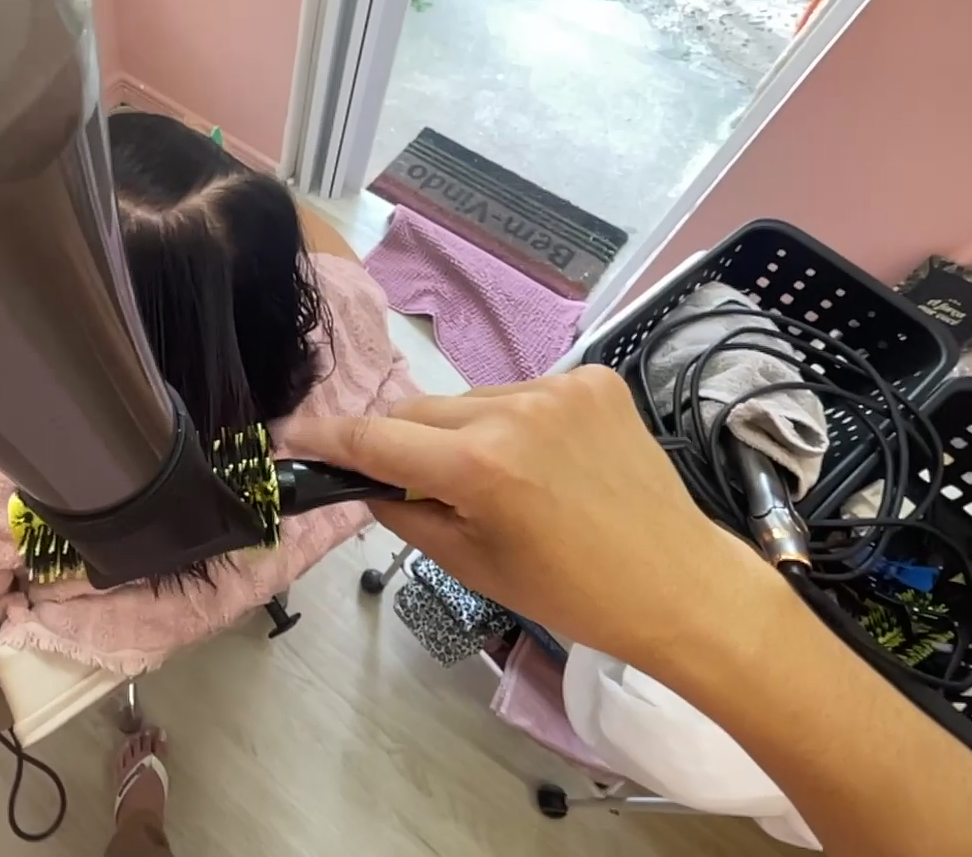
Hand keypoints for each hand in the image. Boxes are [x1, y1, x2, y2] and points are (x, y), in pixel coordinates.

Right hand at [280, 366, 781, 668]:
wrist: (681, 586)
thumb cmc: (569, 591)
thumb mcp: (470, 563)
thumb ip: (404, 513)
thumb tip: (368, 482)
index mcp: (478, 467)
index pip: (375, 439)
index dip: (326, 436)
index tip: (290, 433)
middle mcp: (512, 411)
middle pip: (417, 411)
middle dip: (405, 442)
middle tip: (421, 481)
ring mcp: (557, 387)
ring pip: (465, 399)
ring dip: (459, 430)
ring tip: (499, 474)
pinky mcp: (591, 379)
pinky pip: (517, 391)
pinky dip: (510, 420)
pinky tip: (543, 455)